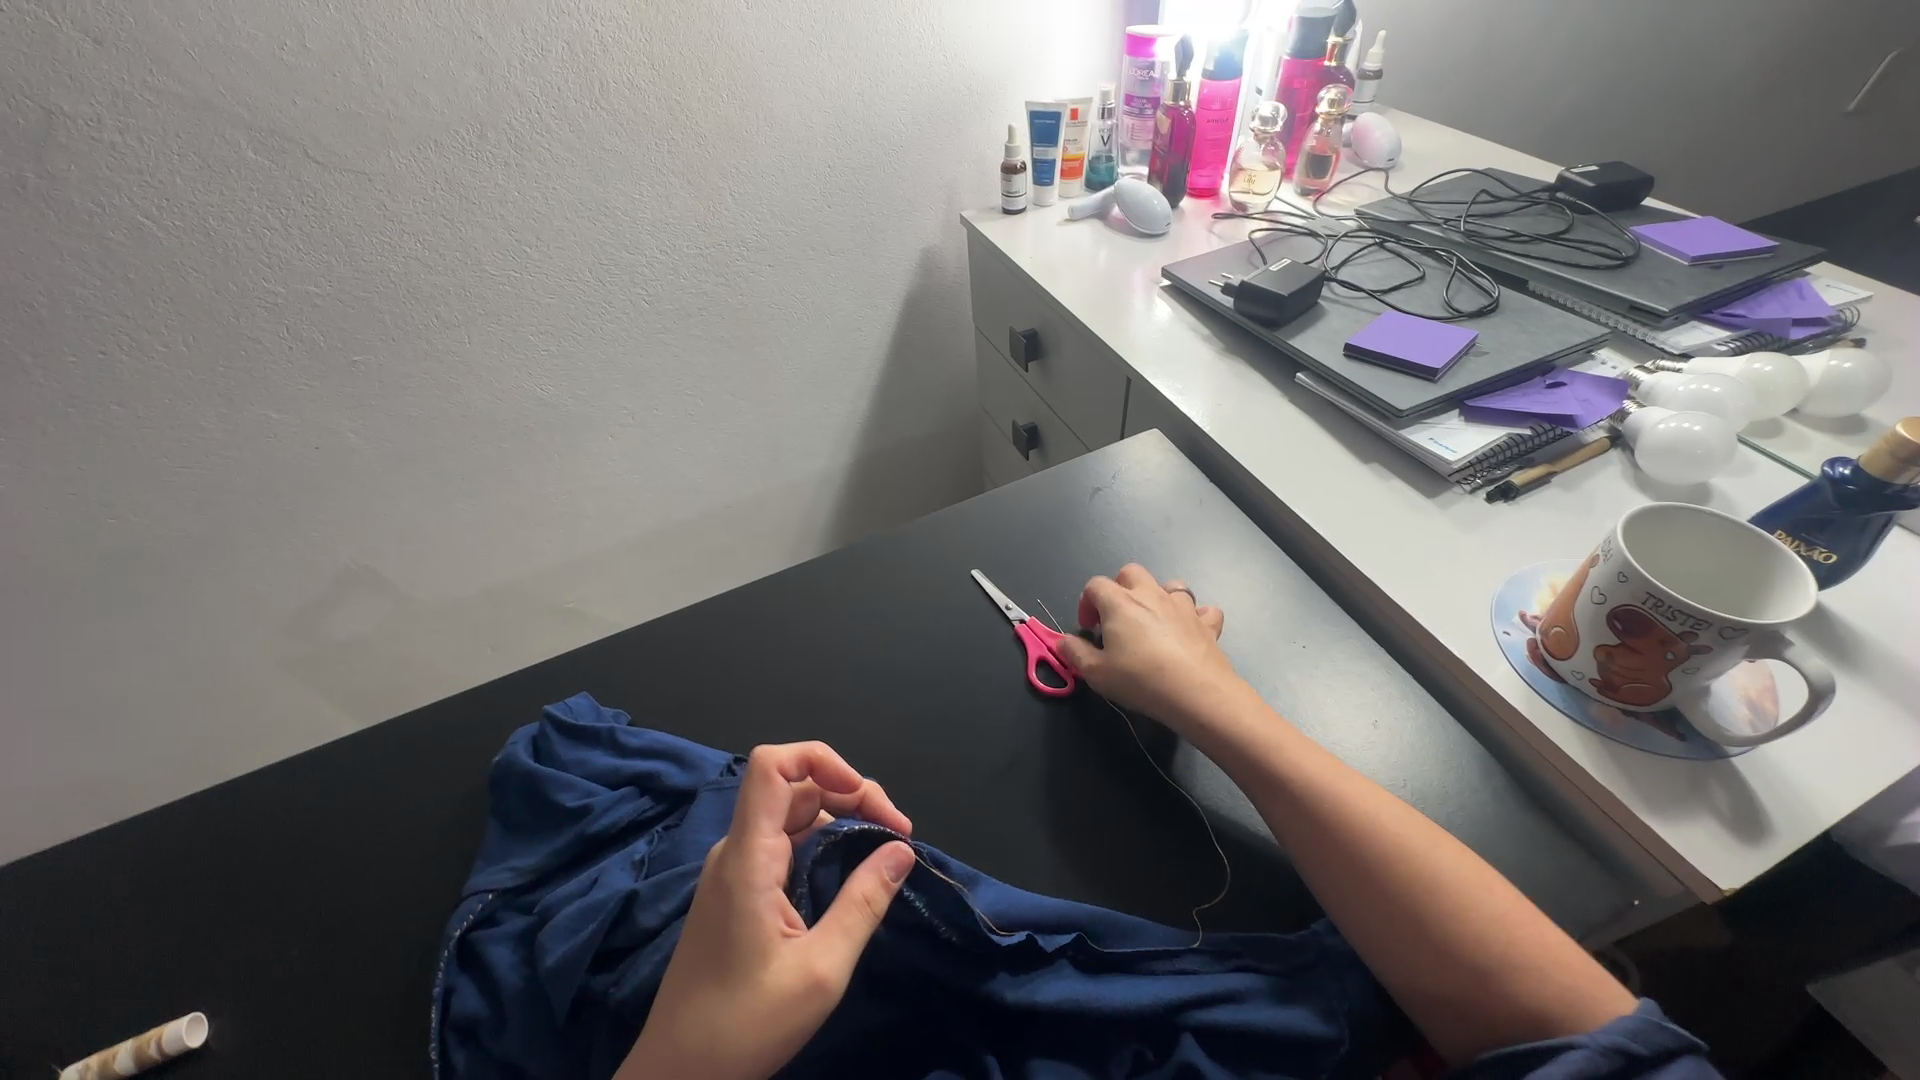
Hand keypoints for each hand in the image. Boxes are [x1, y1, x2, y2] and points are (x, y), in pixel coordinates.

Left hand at [617, 743, 916, 1079]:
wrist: (677, 1076)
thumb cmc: (744, 1026)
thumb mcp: (820, 971)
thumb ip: (863, 904)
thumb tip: (901, 850)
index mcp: (748, 857)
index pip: (772, 765)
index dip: (822, 759)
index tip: (867, 798)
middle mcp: (738, 850)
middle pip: (794, 786)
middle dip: (851, 793)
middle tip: (897, 833)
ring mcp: (735, 869)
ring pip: (792, 813)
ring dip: (841, 816)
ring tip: (883, 847)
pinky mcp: (738, 890)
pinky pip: (784, 843)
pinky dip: (824, 841)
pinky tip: (850, 867)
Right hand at [1052, 564, 1244, 730]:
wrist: (1195, 692)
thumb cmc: (1140, 679)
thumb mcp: (1096, 673)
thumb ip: (1075, 653)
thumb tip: (1063, 642)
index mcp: (1119, 603)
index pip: (1095, 585)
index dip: (1086, 603)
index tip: (1089, 629)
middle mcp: (1151, 595)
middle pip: (1131, 573)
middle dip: (1120, 589)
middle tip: (1116, 618)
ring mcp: (1183, 606)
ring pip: (1170, 584)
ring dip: (1158, 597)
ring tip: (1153, 622)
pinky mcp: (1207, 623)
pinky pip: (1203, 610)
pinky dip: (1195, 617)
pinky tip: (1188, 632)